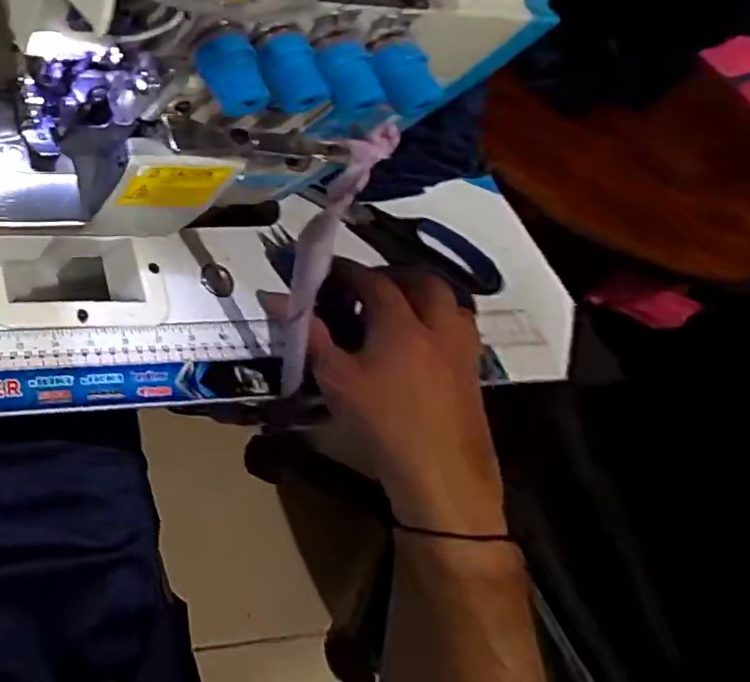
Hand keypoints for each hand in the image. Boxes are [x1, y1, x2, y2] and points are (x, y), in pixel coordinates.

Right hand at [305, 262, 506, 536]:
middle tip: (364, 286)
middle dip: (393, 275)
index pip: (375, 282)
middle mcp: (438, 332)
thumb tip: (276, 299)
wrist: (442, 480)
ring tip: (392, 310)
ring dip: (422, 297)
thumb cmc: (381, 424)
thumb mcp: (334, 378)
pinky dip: (437, 322)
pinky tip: (414, 345)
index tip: (327, 270)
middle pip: (425, 283)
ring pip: (451, 305)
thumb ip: (308, 333)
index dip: (349, 270)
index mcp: (402, 327)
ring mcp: (462, 355)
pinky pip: (459, 332)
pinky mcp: (473, 378)